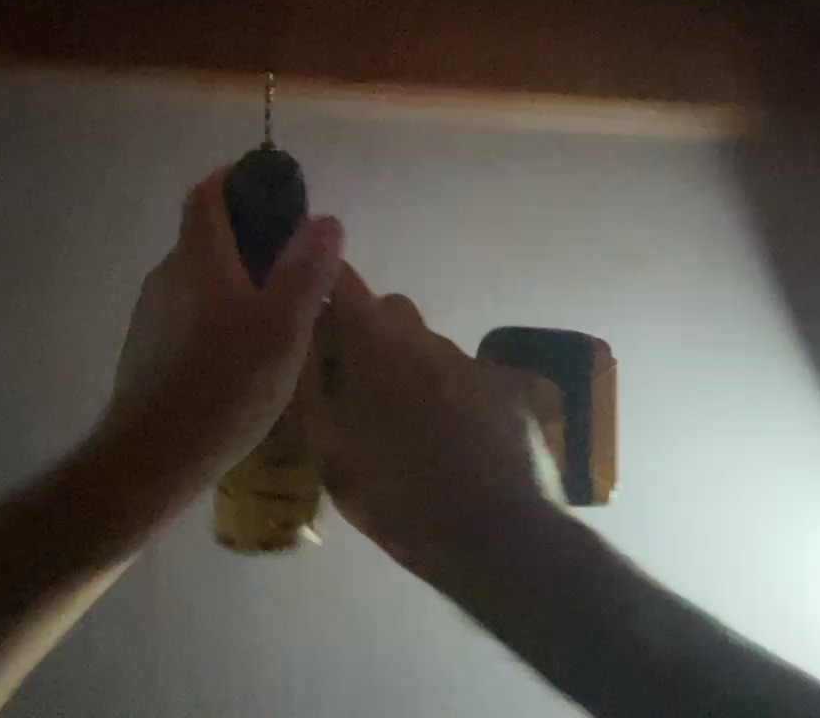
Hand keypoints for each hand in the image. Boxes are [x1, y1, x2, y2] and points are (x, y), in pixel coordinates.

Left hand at [99, 168, 344, 480]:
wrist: (155, 454)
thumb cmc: (226, 382)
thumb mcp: (284, 326)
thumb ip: (306, 270)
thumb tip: (325, 220)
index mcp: (198, 256)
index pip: (207, 193)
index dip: (234, 179)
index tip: (266, 187)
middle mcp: (167, 273)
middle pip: (203, 236)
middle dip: (244, 236)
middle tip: (289, 263)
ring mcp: (150, 312)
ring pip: (195, 278)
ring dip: (229, 279)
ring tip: (270, 313)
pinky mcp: (144, 347)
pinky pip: (184, 313)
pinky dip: (212, 313)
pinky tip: (236, 353)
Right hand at [322, 265, 560, 571]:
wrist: (496, 538)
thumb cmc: (399, 499)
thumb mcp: (333, 457)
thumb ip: (318, 405)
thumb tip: (311, 377)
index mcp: (374, 347)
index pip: (344, 282)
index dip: (328, 284)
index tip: (315, 300)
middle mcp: (423, 340)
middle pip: (390, 309)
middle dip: (372, 330)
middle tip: (361, 376)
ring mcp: (471, 363)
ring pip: (431, 346)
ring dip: (415, 368)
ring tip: (414, 421)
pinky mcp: (509, 389)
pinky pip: (471, 379)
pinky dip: (457, 397)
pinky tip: (459, 440)